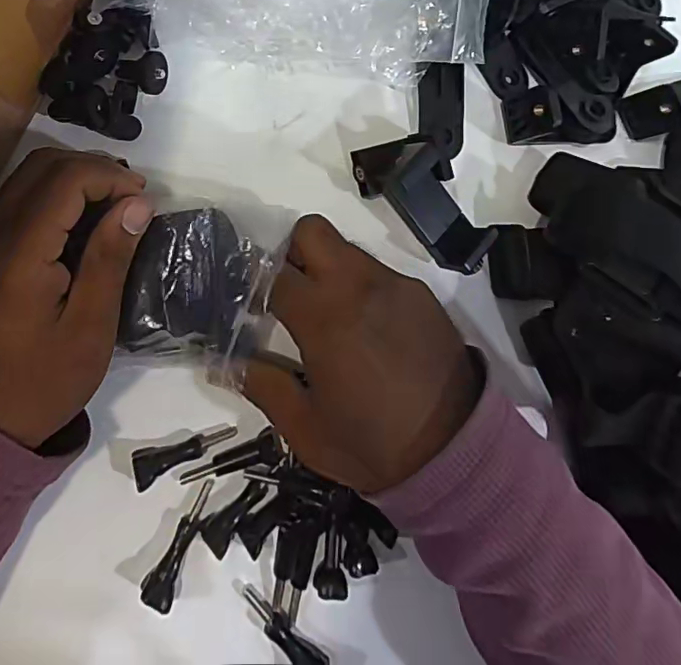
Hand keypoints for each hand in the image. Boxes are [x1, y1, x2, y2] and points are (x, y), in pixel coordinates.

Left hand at [0, 148, 154, 447]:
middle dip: (95, 169)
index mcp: (19, 252)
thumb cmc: (41, 380)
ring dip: (76, 176)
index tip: (144, 201)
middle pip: (44, 165)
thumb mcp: (90, 326)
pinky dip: (57, 191)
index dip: (110, 177)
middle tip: (132, 198)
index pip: (65, 179)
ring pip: (28, 174)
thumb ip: (110, 257)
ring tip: (114, 204)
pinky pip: (19, 196)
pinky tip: (83, 219)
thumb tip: (138, 203)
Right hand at [243, 215, 481, 492]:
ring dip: (328, 269)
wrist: (456, 450)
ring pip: (347, 249)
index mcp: (325, 317)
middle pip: (312, 231)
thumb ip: (263, 385)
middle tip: (288, 295)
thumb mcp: (306, 429)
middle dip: (290, 253)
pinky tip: (368, 329)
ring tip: (330, 317)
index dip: (253, 285)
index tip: (250, 305)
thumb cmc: (372, 444)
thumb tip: (225, 361)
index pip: (274, 274)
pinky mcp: (421, 293)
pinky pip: (379, 272)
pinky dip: (362, 287)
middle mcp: (360, 286)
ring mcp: (395, 284)